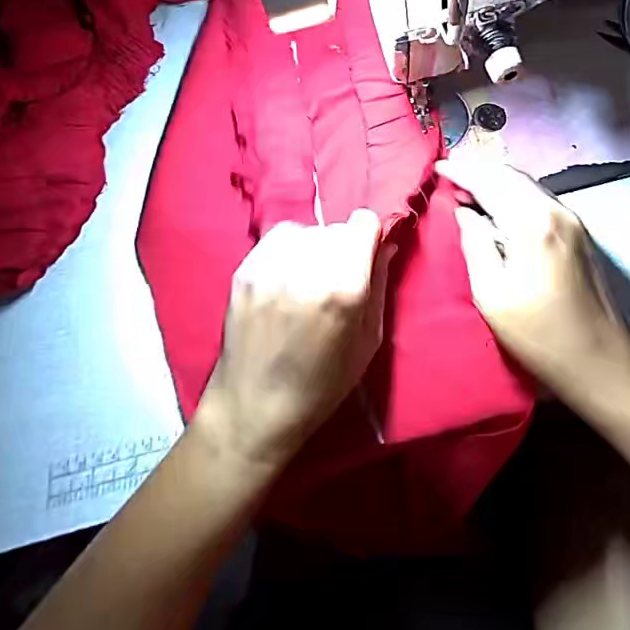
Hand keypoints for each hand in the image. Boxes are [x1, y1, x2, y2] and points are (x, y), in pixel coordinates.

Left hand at [190, 211, 391, 473]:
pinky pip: (277, 238)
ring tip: (308, 279)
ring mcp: (270, 268)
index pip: (363, 223)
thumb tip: (385, 244)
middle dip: (342, 248)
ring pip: (306, 231)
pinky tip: (286, 278)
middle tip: (336, 279)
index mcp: (344, 289)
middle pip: (336, 229)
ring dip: (314, 246)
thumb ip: (379, 286)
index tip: (365, 254)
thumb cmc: (322, 384)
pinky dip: (287, 249)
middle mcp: (307, 269)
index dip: (368, 237)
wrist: (255, 406)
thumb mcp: (368, 341)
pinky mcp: (244, 269)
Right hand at [436, 158, 629, 403]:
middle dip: (478, 169)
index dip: (461, 171)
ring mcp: (572, 219)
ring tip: (467, 186)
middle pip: (510, 174)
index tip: (437, 168)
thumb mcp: (491, 293)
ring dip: (495, 179)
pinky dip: (512, 191)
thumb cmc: (538, 333)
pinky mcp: (578, 232)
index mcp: (532, 222)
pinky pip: (537, 197)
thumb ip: (475, 243)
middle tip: (449, 174)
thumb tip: (464, 212)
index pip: (489, 181)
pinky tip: (497, 204)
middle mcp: (555, 210)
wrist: (600, 361)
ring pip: (525, 183)